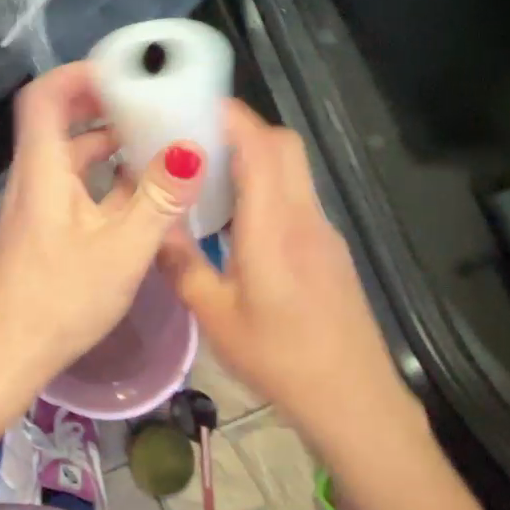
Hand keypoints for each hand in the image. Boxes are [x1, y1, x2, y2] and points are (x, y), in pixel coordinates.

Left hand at [0, 62, 205, 395]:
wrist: (7, 351)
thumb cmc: (61, 299)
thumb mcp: (122, 250)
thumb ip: (158, 199)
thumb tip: (190, 149)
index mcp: (44, 167)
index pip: (45, 95)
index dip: (78, 73)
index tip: (123, 72)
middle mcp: (34, 174)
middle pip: (58, 117)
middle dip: (100, 102)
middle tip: (147, 100)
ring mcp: (35, 200)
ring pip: (68, 151)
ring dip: (105, 139)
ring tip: (153, 139)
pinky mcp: (42, 224)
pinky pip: (72, 180)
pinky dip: (102, 173)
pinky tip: (138, 190)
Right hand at [159, 100, 421, 455]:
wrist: (356, 402)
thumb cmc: (282, 359)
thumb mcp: (216, 317)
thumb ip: (181, 265)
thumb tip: (152, 226)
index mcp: (274, 227)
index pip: (261, 147)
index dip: (230, 117)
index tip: (191, 106)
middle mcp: (304, 217)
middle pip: (283, 145)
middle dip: (242, 128)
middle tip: (196, 138)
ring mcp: (322, 231)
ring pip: (292, 168)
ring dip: (255, 156)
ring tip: (208, 174)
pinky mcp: (329, 249)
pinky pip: (296, 196)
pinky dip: (267, 186)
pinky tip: (237, 220)